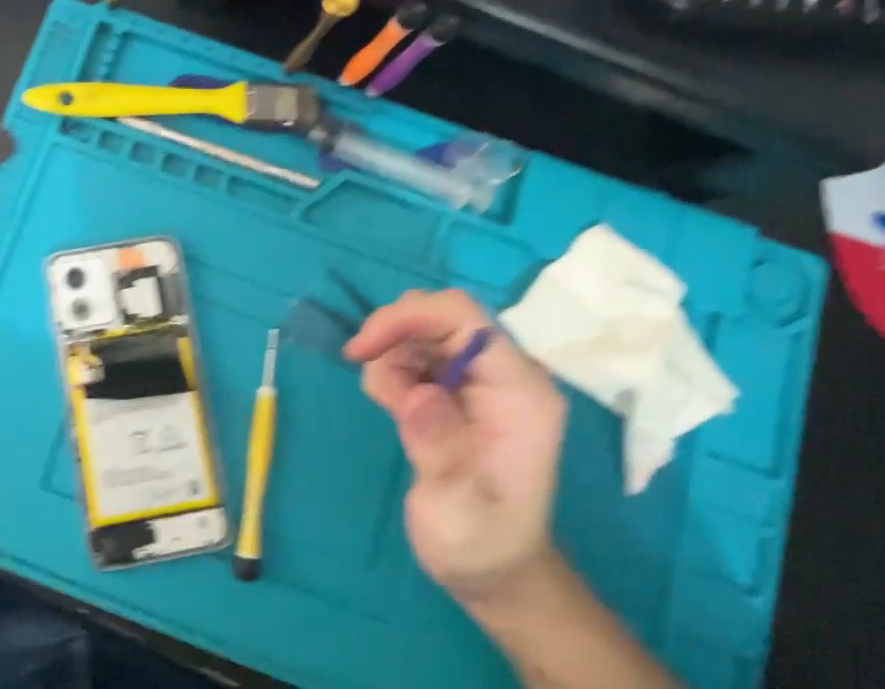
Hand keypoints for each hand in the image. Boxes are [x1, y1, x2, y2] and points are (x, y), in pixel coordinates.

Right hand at [344, 289, 566, 602]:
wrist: (493, 569)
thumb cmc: (481, 542)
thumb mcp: (460, 508)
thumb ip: (442, 450)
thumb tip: (419, 396)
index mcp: (520, 391)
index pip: (466, 319)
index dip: (411, 318)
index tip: (364, 350)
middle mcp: (505, 373)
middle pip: (440, 315)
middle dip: (396, 339)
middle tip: (378, 391)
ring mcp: (482, 378)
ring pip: (422, 329)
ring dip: (391, 358)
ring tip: (392, 410)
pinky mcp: (459, 387)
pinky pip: (416, 350)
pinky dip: (393, 369)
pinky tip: (396, 408)